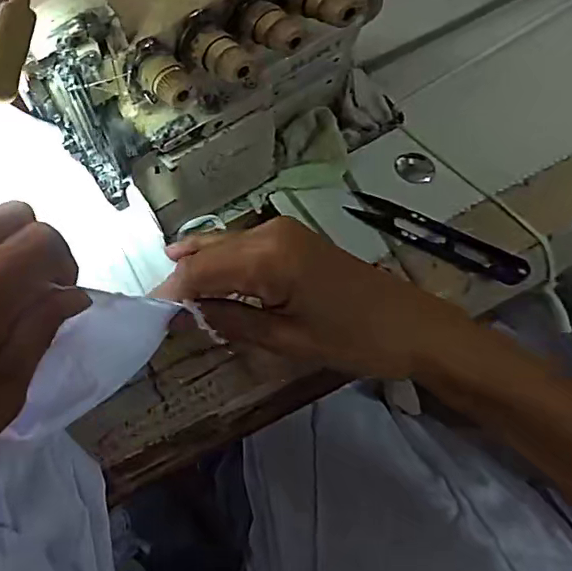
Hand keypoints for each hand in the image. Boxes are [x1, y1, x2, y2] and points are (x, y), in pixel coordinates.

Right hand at [155, 217, 469, 380]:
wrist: (419, 327)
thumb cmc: (357, 340)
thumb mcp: (289, 340)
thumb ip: (231, 321)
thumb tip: (186, 315)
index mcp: (267, 257)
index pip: (201, 270)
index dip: (173, 292)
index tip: (152, 316)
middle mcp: (267, 232)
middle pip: (206, 252)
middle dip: (181, 280)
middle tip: (160, 310)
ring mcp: (279, 230)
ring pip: (220, 244)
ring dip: (197, 269)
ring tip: (175, 296)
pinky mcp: (288, 237)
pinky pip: (239, 245)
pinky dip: (219, 263)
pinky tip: (206, 278)